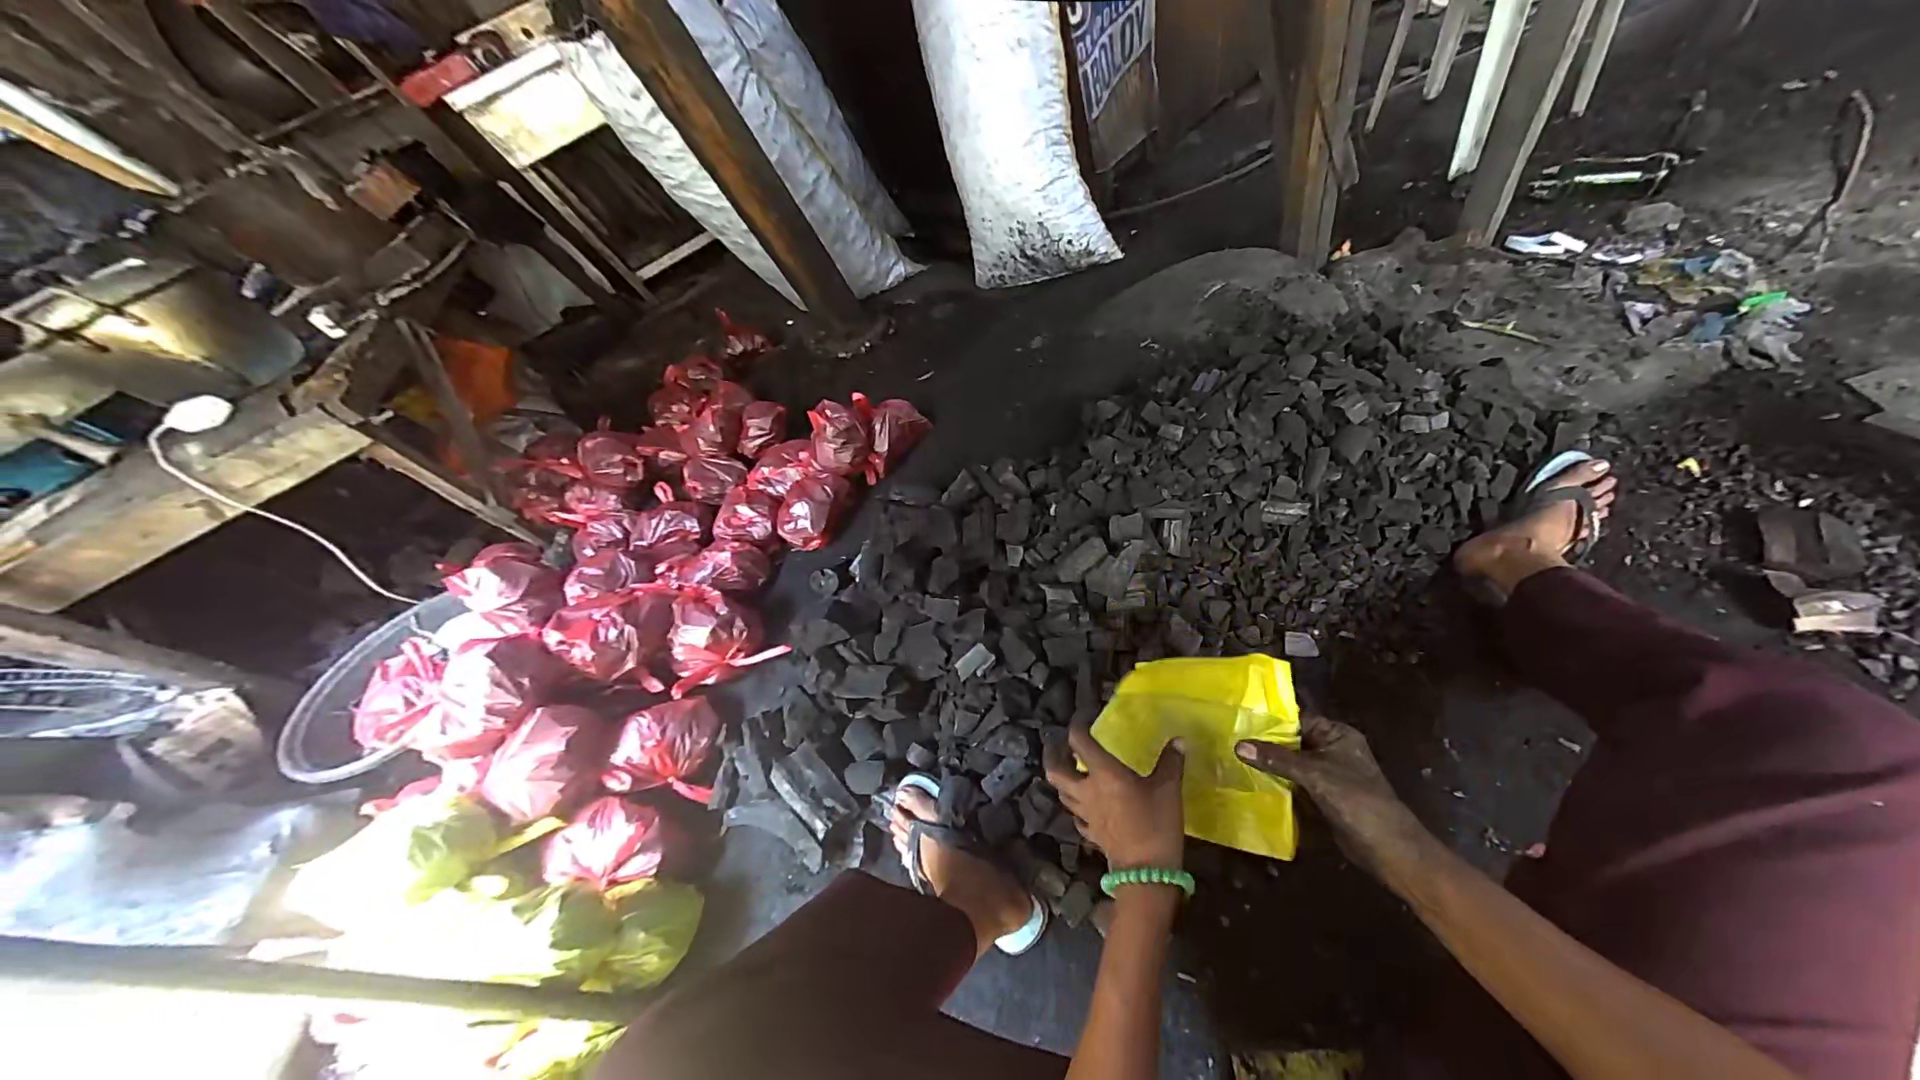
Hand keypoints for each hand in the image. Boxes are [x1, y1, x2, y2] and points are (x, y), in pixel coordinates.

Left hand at [1045, 724, 1184, 869]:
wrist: (1146, 872)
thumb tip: (1179, 740)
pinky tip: (1085, 802)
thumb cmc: (1156, 823)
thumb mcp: (1168, 789)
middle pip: (1054, 769)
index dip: (1077, 725)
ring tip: (1072, 770)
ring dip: (1062, 778)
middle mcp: (1087, 790)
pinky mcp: (1090, 832)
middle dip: (1052, 754)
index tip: (1084, 716)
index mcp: (1103, 773)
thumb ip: (1171, 762)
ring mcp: (1085, 813)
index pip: (1078, 741)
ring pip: (1061, 791)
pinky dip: (1075, 804)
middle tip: (1060, 745)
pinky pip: (1075, 814)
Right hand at [1236, 715, 1428, 881]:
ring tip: (1233, 756)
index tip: (1241, 716)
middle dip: (1265, 741)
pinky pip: (1293, 782)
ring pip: (1290, 762)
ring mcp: (1327, 774)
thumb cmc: (1356, 800)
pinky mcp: (1321, 795)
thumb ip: (1276, 758)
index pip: (1299, 718)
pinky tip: (1250, 779)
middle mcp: (1332, 750)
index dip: (1272, 717)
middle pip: (1292, 740)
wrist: (1387, 848)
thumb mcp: (1314, 773)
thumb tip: (1238, 745)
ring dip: (1268, 763)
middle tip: (1231, 736)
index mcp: (1338, 735)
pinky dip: (1276, 781)